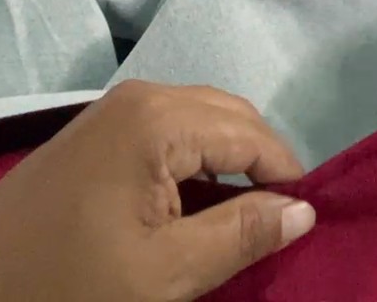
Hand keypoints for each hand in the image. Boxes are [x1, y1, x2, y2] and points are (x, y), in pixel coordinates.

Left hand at [0, 81, 315, 301]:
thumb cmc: (68, 288)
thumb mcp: (165, 274)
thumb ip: (241, 233)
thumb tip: (304, 209)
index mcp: (158, 117)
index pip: (249, 131)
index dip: (286, 172)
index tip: (308, 217)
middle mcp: (138, 94)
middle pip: (225, 113)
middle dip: (258, 159)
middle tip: (278, 218)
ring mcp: (110, 109)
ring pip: (196, 119)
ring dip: (225, 160)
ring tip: (240, 217)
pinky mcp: (92, 131)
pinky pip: (163, 130)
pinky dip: (190, 161)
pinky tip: (191, 205)